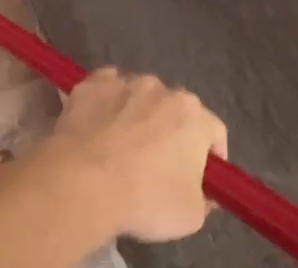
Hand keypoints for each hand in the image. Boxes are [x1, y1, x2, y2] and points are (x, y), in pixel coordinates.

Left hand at [36, 68, 227, 243]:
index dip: (212, 155)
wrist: (83, 181)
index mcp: (192, 115)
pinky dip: (105, 103)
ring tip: (121, 145)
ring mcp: (121, 81)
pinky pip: (104, 89)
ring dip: (136, 114)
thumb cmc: (146, 198)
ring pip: (137, 96)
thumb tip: (202, 191)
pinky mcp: (88, 84)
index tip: (203, 177)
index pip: (213, 131)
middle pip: (174, 108)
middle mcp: (159, 88)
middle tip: (160, 163)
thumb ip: (204, 196)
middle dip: (171, 131)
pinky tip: (97, 125)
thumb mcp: (192, 215)